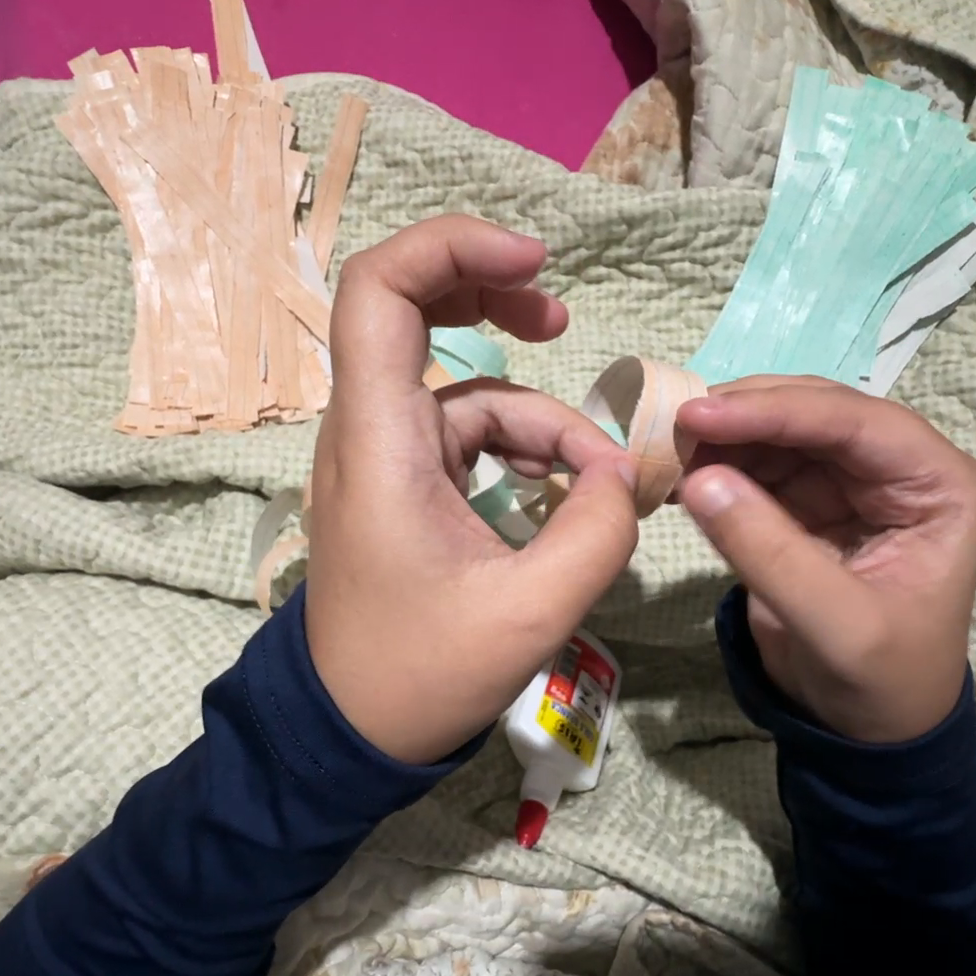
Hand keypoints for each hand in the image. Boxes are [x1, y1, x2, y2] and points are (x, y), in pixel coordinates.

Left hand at [307, 215, 640, 763]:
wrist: (353, 729)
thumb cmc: (420, 675)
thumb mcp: (529, 614)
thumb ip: (595, 534)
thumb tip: (622, 476)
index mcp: (379, 441)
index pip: (380, 291)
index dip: (451, 246)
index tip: (534, 260)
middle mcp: (372, 431)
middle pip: (411, 309)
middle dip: (494, 296)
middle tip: (559, 314)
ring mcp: (388, 457)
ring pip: (467, 391)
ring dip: (540, 417)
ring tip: (599, 476)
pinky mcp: (408, 485)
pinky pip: (471, 437)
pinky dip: (524, 450)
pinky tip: (564, 487)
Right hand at [674, 377, 975, 742]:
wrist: (866, 725)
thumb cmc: (879, 678)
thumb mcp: (833, 624)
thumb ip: (770, 551)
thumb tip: (699, 478)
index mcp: (934, 484)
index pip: (853, 422)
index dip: (774, 411)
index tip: (698, 414)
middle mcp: (892, 468)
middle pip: (812, 412)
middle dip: (740, 415)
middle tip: (670, 426)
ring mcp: (843, 482)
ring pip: (775, 432)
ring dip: (719, 437)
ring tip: (663, 452)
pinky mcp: (801, 502)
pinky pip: (752, 466)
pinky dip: (711, 465)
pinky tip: (673, 476)